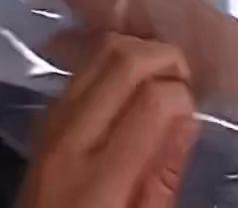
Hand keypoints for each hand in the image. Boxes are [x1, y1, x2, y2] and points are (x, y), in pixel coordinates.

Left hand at [21, 33, 199, 207]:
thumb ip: (163, 180)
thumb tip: (188, 118)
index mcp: (96, 185)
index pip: (151, 103)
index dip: (183, 97)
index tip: (192, 113)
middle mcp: (69, 142)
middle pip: (124, 62)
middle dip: (166, 59)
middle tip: (184, 82)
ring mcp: (52, 125)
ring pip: (102, 52)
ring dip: (140, 51)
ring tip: (162, 75)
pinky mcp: (45, 119)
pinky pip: (84, 67)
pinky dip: (115, 59)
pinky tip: (133, 80)